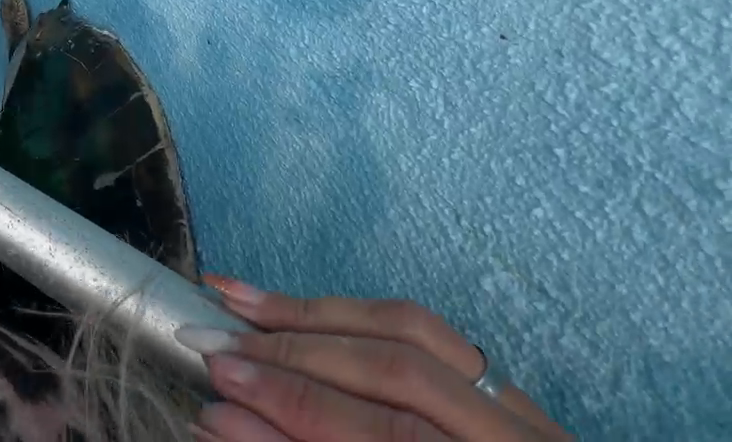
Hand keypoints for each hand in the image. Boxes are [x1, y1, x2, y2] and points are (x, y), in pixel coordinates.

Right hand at [182, 277, 568, 441]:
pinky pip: (421, 325)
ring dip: (306, 313)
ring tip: (232, 302)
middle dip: (288, 353)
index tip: (215, 377)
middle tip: (207, 340)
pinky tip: (283, 304)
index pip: (391, 436)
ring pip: (409, 330)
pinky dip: (342, 308)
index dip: (296, 401)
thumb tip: (213, 418)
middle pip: (397, 373)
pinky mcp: (501, 388)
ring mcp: (524, 413)